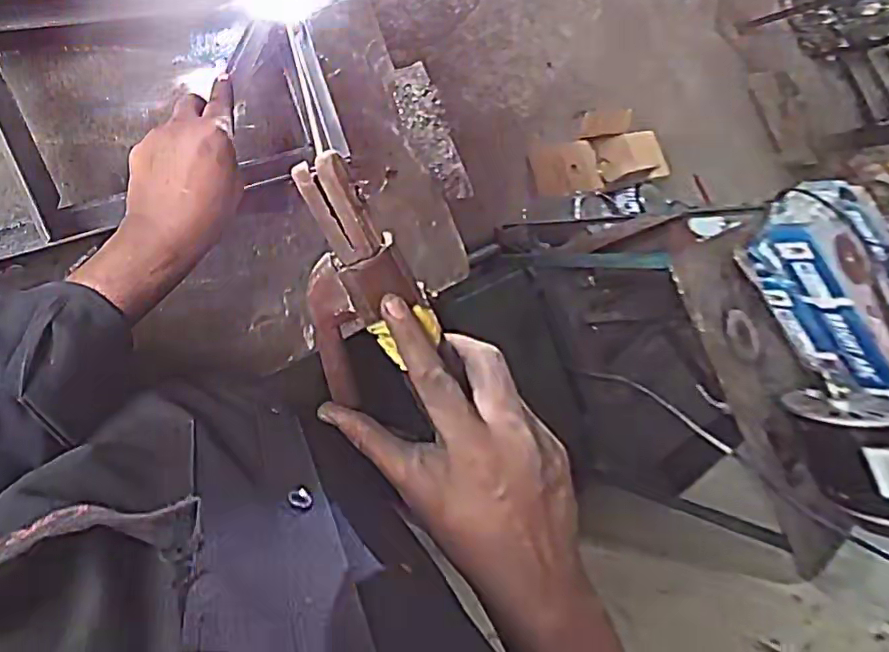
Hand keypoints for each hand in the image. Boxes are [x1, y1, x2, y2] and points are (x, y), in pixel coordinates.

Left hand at [68, 75, 238, 319]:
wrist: (161, 235)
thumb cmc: (202, 218)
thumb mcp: (235, 187)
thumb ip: (228, 157)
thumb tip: (222, 150)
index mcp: (215, 133)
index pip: (221, 98)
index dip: (224, 88)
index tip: (224, 79)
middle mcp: (184, 127)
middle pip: (191, 101)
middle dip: (198, 109)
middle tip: (203, 127)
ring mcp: (158, 137)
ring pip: (171, 124)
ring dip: (179, 135)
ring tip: (183, 166)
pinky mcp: (139, 150)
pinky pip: (155, 142)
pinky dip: (161, 152)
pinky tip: (166, 175)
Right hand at [318, 296, 621, 651]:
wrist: (536, 582)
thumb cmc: (470, 536)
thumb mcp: (411, 485)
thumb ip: (369, 439)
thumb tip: (333, 413)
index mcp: (468, 443)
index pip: (431, 373)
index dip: (408, 335)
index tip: (395, 305)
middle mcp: (509, 434)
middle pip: (485, 358)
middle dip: (458, 339)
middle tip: (437, 342)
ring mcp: (538, 438)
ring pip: (506, 378)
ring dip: (478, 372)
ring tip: (458, 386)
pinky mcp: (556, 446)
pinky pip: (523, 406)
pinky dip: (498, 404)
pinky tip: (485, 427)